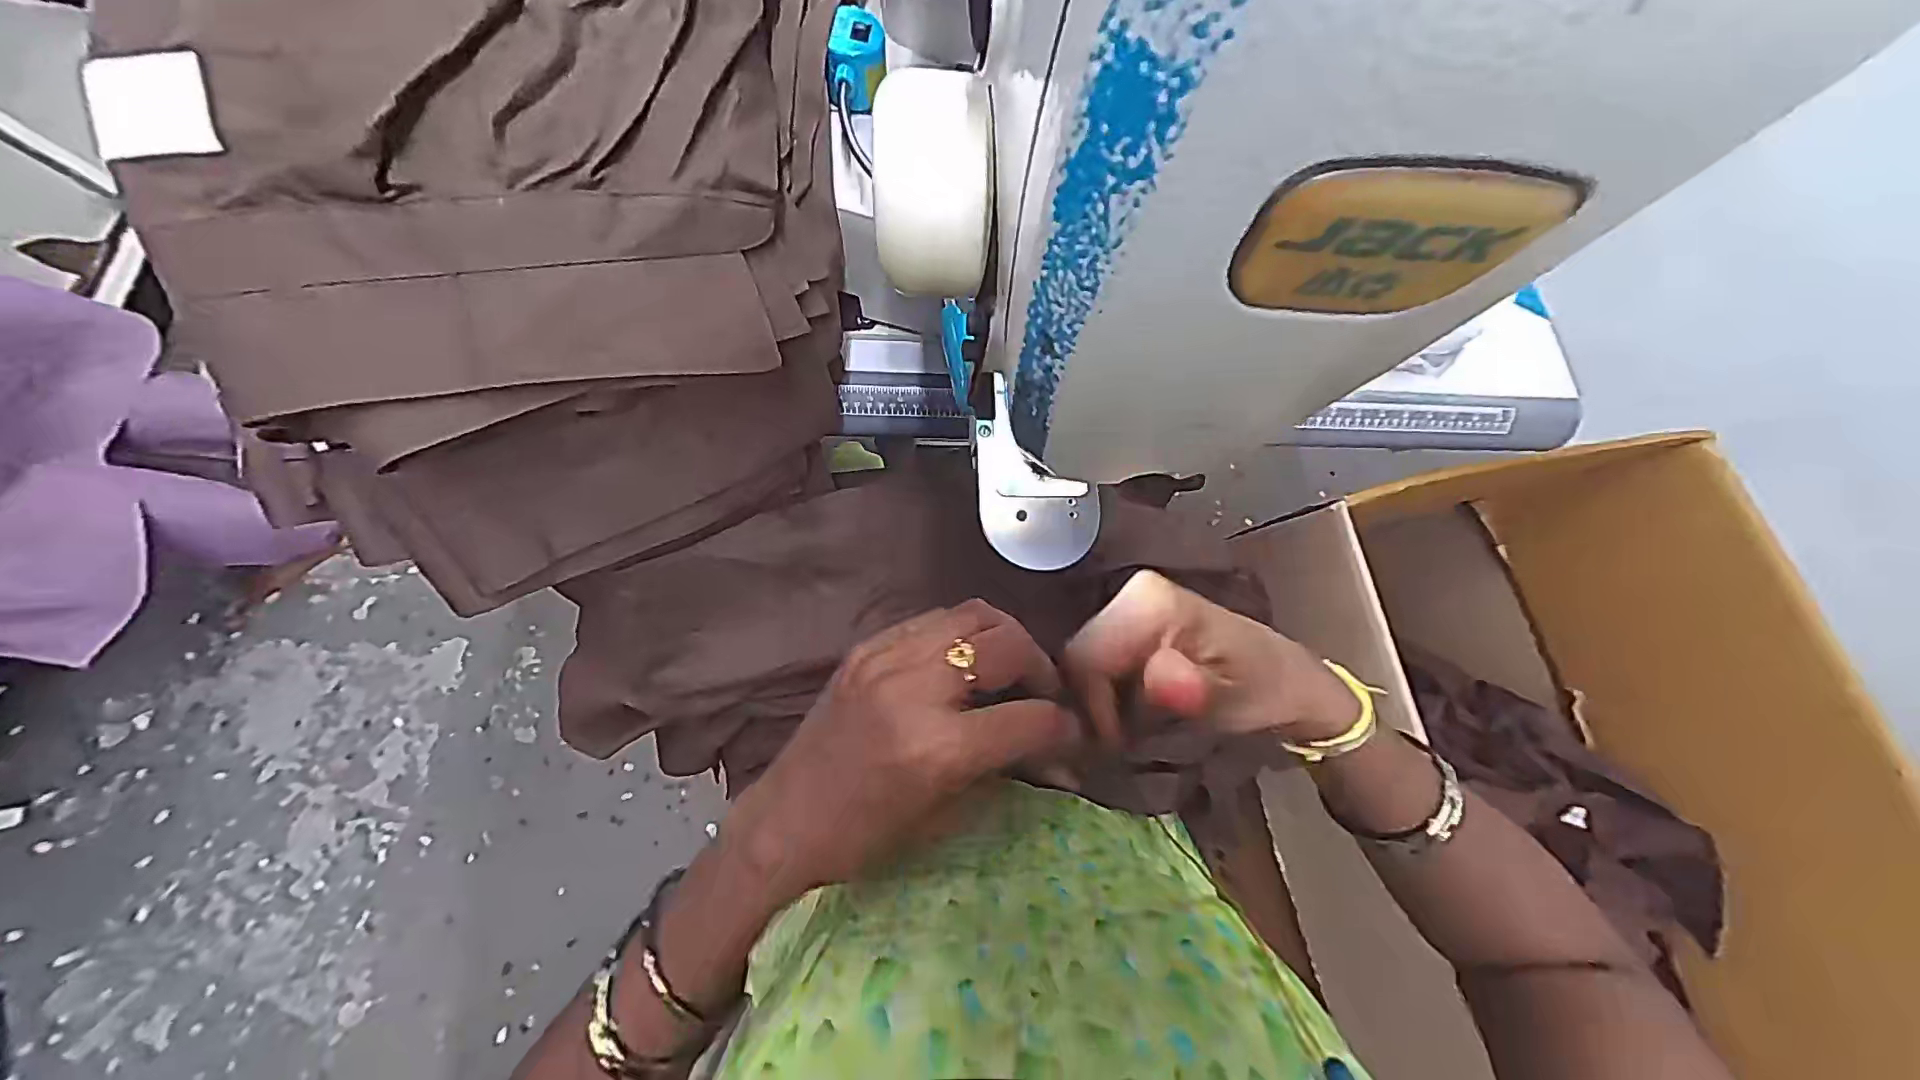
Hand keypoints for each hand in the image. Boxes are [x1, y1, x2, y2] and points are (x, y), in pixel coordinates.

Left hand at [723, 599, 1080, 903]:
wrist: (784, 823)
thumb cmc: (864, 839)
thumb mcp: (945, 815)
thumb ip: (1006, 770)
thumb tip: (1059, 756)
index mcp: (937, 748)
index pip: (1029, 717)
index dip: (1064, 727)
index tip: (1072, 734)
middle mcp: (914, 688)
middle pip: (1008, 644)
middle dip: (1041, 669)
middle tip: (1042, 695)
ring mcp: (886, 658)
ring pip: (974, 614)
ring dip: (1005, 638)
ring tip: (1008, 669)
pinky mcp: (867, 647)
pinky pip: (933, 619)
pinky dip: (962, 633)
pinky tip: (963, 662)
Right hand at [1063, 570, 1357, 745]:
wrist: (1288, 688)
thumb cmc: (1267, 693)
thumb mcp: (1239, 702)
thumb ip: (1197, 691)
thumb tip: (1159, 676)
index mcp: (1148, 600)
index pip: (1083, 658)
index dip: (1092, 709)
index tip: (1119, 748)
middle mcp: (1128, 595)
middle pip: (1075, 662)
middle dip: (1091, 711)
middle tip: (1121, 750)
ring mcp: (1124, 610)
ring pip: (1078, 668)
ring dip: (1095, 710)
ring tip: (1127, 740)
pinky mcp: (1125, 629)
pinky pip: (1092, 669)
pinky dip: (1102, 702)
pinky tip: (1126, 724)